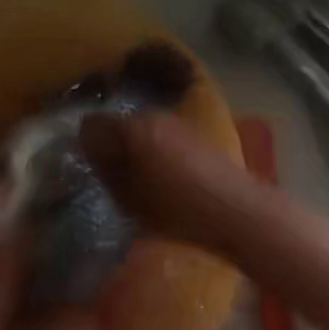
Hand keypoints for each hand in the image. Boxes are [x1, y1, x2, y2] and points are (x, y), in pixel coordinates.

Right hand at [78, 112, 265, 260]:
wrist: (241, 214)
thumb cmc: (180, 210)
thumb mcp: (132, 198)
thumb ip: (107, 171)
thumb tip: (93, 155)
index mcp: (132, 128)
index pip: (92, 125)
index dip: (87, 145)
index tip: (90, 167)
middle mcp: (152, 115)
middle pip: (118, 125)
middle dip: (112, 145)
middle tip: (113, 177)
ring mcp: (176, 122)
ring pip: (142, 130)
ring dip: (135, 148)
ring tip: (140, 179)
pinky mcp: (195, 133)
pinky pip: (162, 136)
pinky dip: (156, 150)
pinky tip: (165, 177)